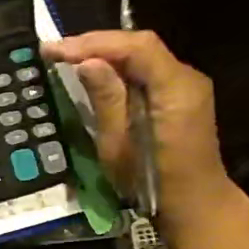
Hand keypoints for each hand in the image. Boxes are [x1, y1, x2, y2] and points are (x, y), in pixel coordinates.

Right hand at [43, 30, 236, 229]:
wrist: (193, 205)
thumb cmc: (152, 183)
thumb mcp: (119, 146)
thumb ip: (107, 99)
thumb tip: (87, 63)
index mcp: (176, 90)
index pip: (137, 48)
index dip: (94, 43)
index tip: (55, 50)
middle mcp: (187, 78)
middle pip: (141, 45)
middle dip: (96, 43)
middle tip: (55, 50)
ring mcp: (186, 85)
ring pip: (142, 54)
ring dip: (104, 51)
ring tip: (66, 56)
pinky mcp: (178, 95)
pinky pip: (145, 69)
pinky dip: (117, 65)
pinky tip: (93, 70)